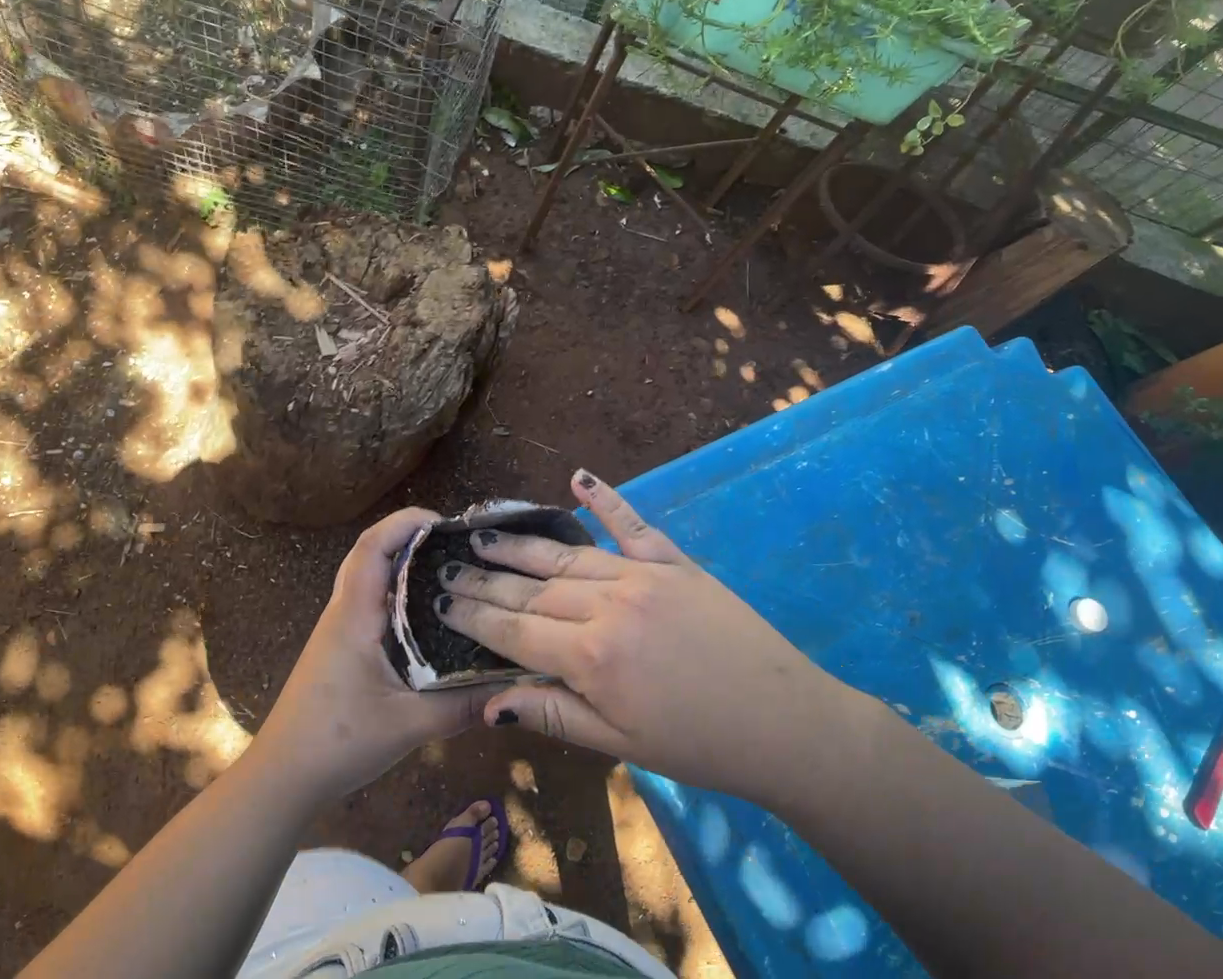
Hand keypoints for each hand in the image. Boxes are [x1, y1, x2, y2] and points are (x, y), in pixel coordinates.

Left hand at [251, 508, 495, 801]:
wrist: (283, 778)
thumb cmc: (337, 742)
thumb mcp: (409, 725)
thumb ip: (463, 704)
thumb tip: (518, 685)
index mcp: (353, 616)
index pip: (372, 547)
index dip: (405, 523)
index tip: (447, 522)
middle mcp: (343, 614)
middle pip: (371, 556)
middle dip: (412, 541)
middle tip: (459, 548)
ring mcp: (339, 632)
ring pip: (372, 583)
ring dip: (406, 570)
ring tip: (453, 576)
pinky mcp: (342, 652)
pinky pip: (373, 608)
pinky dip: (401, 599)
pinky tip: (431, 623)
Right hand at [435, 470, 866, 809]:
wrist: (786, 723)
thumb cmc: (697, 744)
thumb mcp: (619, 743)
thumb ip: (552, 714)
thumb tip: (487, 705)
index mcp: (591, 657)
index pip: (514, 629)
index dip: (473, 615)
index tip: (437, 600)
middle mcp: (609, 605)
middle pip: (531, 587)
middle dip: (483, 578)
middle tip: (445, 566)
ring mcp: (643, 576)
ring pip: (566, 554)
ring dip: (520, 544)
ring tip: (482, 533)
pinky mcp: (675, 563)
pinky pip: (632, 524)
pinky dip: (605, 500)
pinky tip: (577, 478)